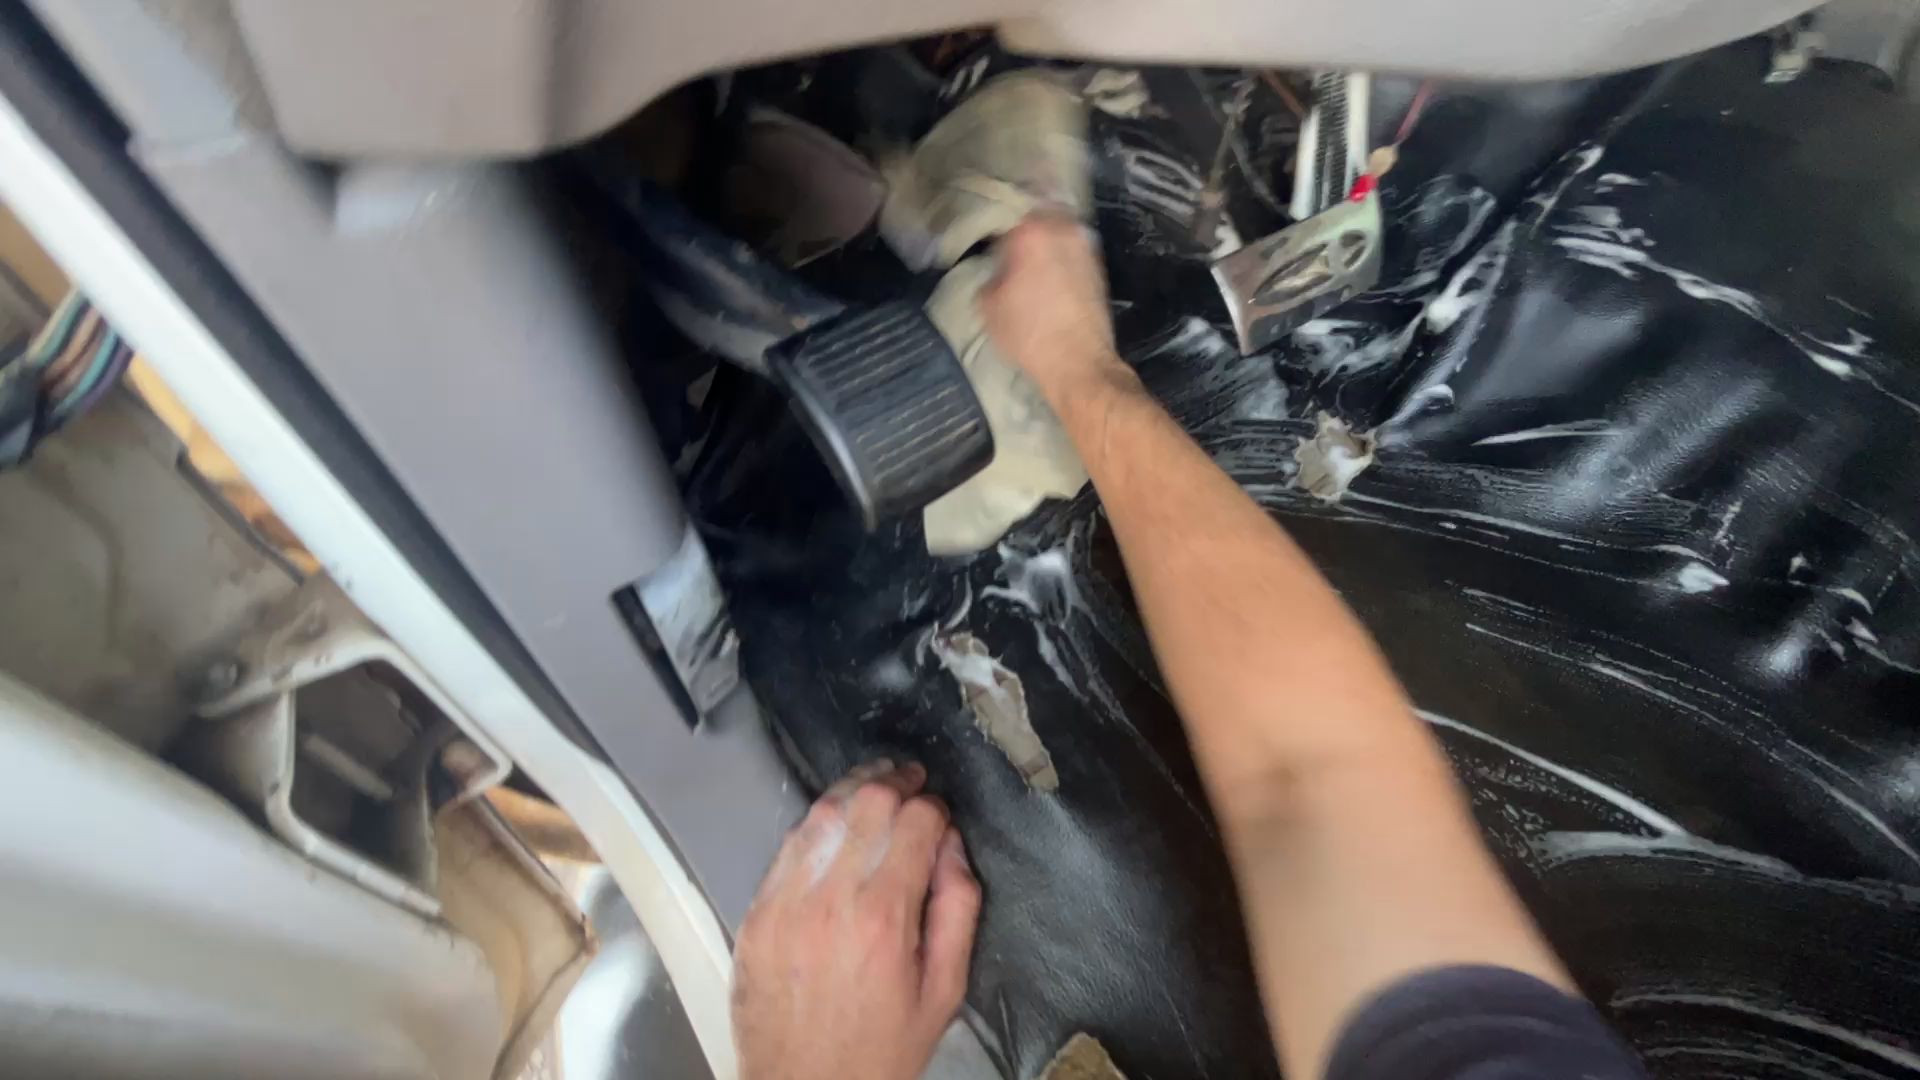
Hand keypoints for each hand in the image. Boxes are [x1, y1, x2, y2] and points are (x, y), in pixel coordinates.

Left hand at [733, 760, 981, 1079]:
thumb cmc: (883, 1048)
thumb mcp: (945, 990)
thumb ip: (959, 907)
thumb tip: (951, 843)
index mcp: (884, 917)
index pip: (915, 822)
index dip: (935, 807)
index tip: (940, 815)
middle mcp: (830, 897)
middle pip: (868, 801)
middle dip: (897, 781)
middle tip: (912, 779)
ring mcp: (785, 900)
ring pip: (824, 811)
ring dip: (855, 788)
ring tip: (877, 784)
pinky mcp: (757, 910)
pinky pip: (791, 843)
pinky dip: (819, 821)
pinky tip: (836, 820)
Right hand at [980, 216, 1135, 409]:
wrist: (1078, 362)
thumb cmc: (1028, 334)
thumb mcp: (988, 308)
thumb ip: (988, 278)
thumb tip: (997, 272)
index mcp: (1030, 232)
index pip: (1006, 218)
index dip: (996, 234)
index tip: (991, 247)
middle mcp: (1062, 229)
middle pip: (1038, 215)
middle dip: (1026, 228)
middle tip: (1012, 247)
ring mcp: (1085, 247)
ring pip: (1060, 231)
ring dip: (1047, 241)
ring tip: (1033, 262)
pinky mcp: (1099, 268)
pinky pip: (1074, 252)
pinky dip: (1062, 258)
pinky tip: (1052, 277)